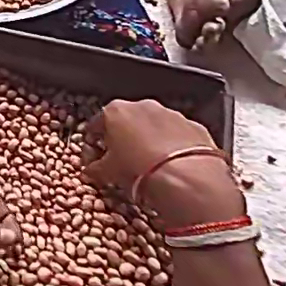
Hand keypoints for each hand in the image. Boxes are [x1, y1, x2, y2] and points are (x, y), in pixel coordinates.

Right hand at [83, 100, 242, 227]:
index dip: (94, 136)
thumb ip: (95, 167)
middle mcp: (143, 106)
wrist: (185, 178)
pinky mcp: (194, 126)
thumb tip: (91, 170)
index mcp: (115, 111)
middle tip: (122, 155)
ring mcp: (171, 114)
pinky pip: (178, 133)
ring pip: (154, 123)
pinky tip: (171, 161)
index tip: (95, 147)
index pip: (98, 121)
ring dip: (150, 137)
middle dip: (124, 134)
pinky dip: (173, 143)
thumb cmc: (138, 169)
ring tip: (149, 160)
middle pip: (127, 118)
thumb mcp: (108, 172)